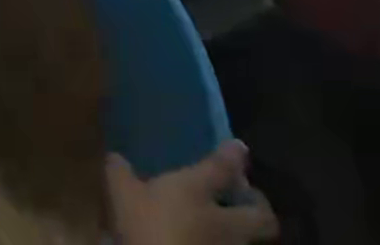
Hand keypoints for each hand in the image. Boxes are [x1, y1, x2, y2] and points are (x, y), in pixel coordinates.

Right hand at [106, 142, 278, 244]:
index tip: (239, 145)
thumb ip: (120, 170)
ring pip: (253, 236)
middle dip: (259, 203)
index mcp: (197, 190)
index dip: (233, 155)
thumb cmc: (145, 224)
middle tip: (246, 193)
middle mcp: (223, 219)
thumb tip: (117, 157)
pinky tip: (207, 236)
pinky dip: (226, 240)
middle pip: (262, 215)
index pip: (221, 168)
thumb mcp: (120, 191)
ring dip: (244, 224)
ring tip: (225, 217)